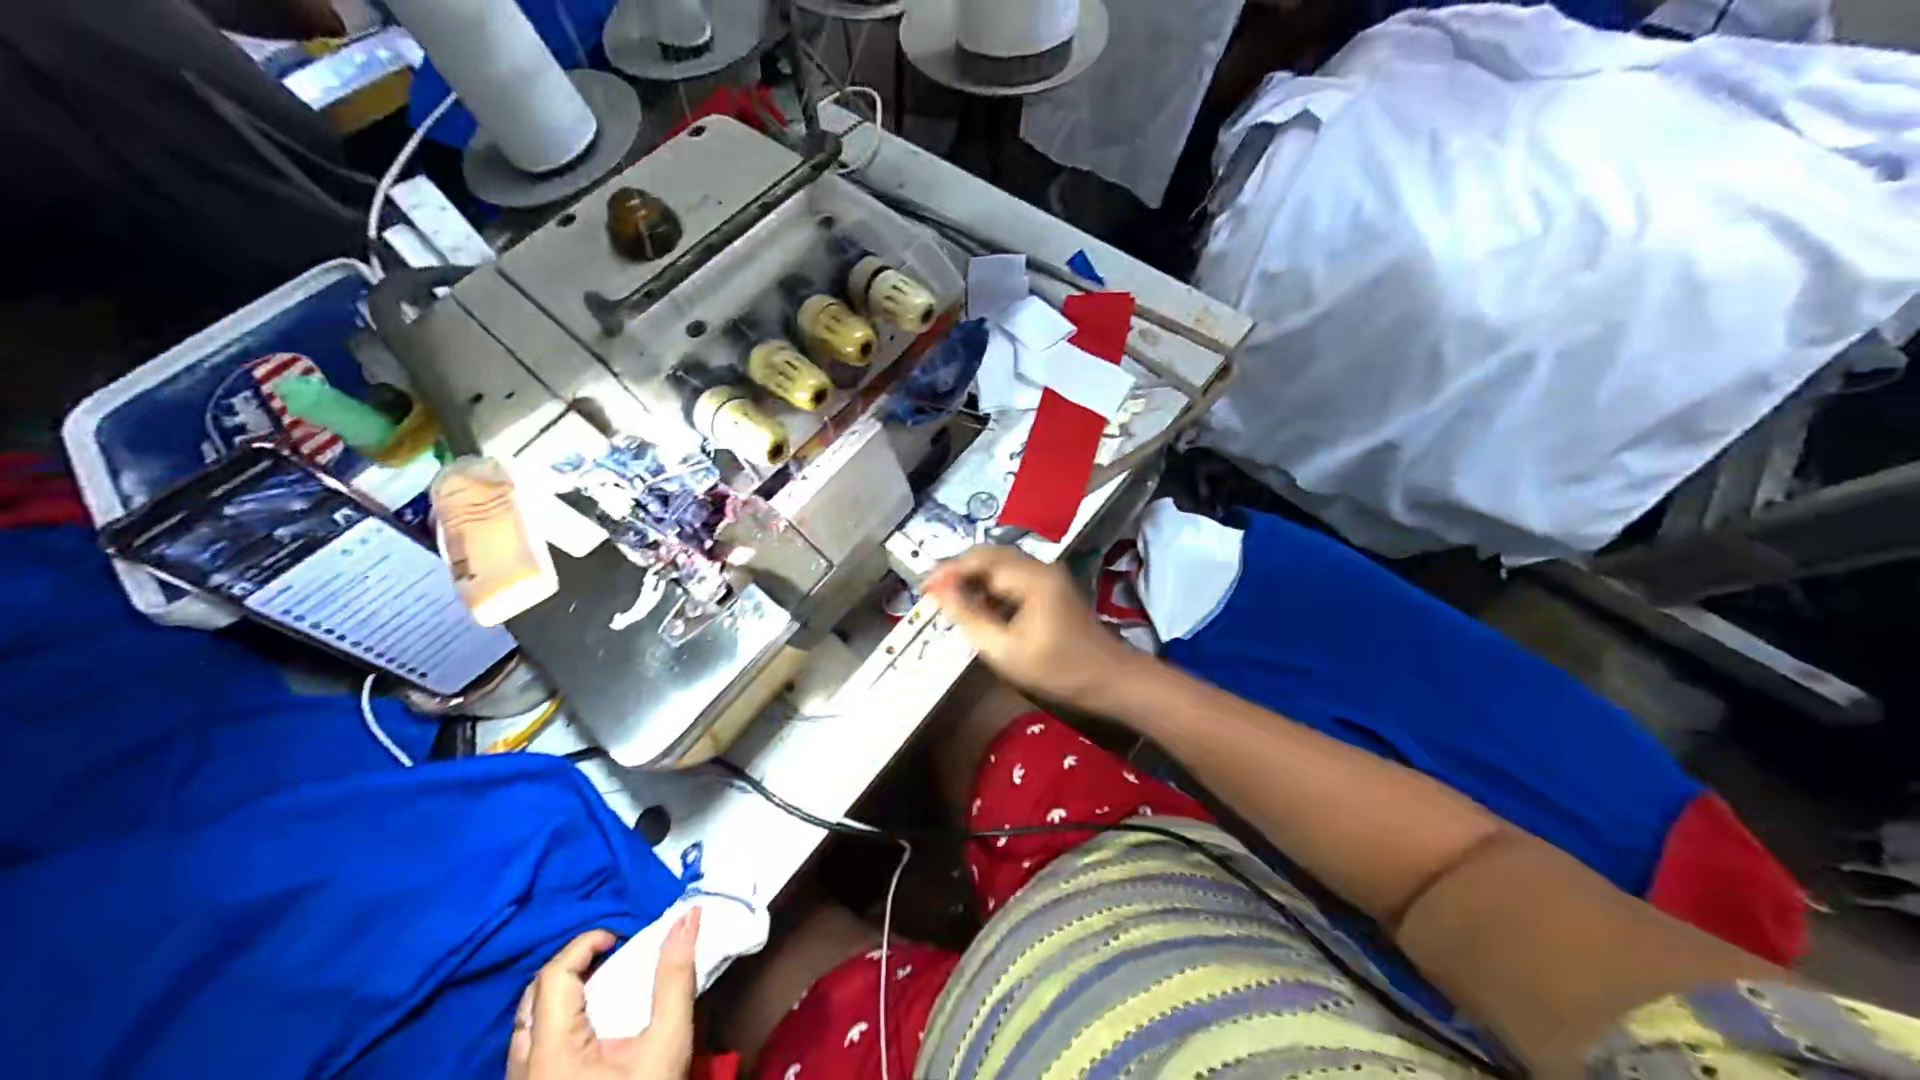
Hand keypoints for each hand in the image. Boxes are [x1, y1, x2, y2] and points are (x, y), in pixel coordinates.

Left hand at [508, 910, 700, 1079]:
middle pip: (533, 996)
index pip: (553, 976)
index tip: (619, 936)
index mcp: (550, 1055)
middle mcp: (522, 1071)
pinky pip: (529, 1047)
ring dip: (562, 993)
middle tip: (611, 956)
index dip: (584, 944)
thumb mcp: (668, 1043)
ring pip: (526, 1023)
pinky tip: (590, 1028)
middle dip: (572, 965)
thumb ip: (675, 977)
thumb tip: (688, 918)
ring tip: (602, 986)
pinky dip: (557, 1020)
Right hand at [924, 546, 1145, 711]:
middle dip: (957, 570)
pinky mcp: (1049, 587)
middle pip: (989, 554)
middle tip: (932, 592)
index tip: (923, 587)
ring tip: (948, 599)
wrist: (1111, 679)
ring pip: (999, 563)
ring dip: (973, 577)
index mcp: (1031, 578)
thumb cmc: (1058, 670)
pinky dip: (989, 585)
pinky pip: (1012, 575)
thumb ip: (970, 618)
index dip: (948, 570)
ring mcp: (1047, 575)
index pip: (979, 559)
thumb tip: (938, 592)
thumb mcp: (1005, 650)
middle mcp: (1040, 566)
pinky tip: (977, 605)